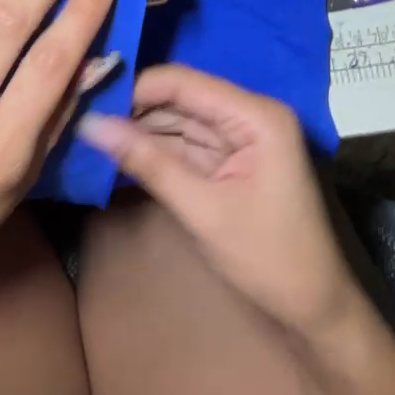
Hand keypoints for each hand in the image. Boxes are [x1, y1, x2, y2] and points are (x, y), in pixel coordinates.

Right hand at [77, 65, 365, 338]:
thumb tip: (89, 124)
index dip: (133, 89)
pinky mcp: (227, 159)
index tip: (87, 101)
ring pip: (174, 120)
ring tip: (88, 134)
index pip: (181, 82)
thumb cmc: (268, 258)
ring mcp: (238, 137)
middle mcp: (247, 115)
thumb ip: (145, 162)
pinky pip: (181, 143)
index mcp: (255, 116)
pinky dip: (151, 150)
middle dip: (130, 109)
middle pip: (176, 98)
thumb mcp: (201, 209)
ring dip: (136, 129)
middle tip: (80, 118)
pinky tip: (115, 153)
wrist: (314, 312)